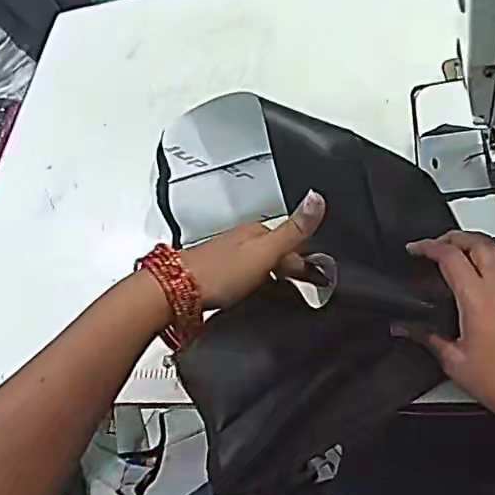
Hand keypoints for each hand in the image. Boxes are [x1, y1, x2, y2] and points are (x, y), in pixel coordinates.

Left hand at [180, 191, 326, 307]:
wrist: (175, 291)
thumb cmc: (217, 272)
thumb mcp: (265, 250)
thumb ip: (294, 229)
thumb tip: (316, 198)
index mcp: (255, 232)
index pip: (291, 242)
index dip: (306, 261)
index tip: (318, 276)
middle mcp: (239, 242)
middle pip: (274, 253)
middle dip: (290, 269)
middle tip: (303, 286)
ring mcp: (226, 258)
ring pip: (258, 266)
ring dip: (272, 278)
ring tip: (283, 294)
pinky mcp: (215, 277)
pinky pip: (243, 279)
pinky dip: (255, 287)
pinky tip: (252, 297)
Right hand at [402, 232, 494, 424]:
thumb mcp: (454, 362)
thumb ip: (427, 338)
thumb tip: (408, 329)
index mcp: (478, 299)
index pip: (450, 256)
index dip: (428, 247)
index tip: (415, 249)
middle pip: (478, 242)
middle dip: (453, 237)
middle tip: (435, 244)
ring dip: (477, 243)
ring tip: (460, 249)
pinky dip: (494, 259)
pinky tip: (485, 273)